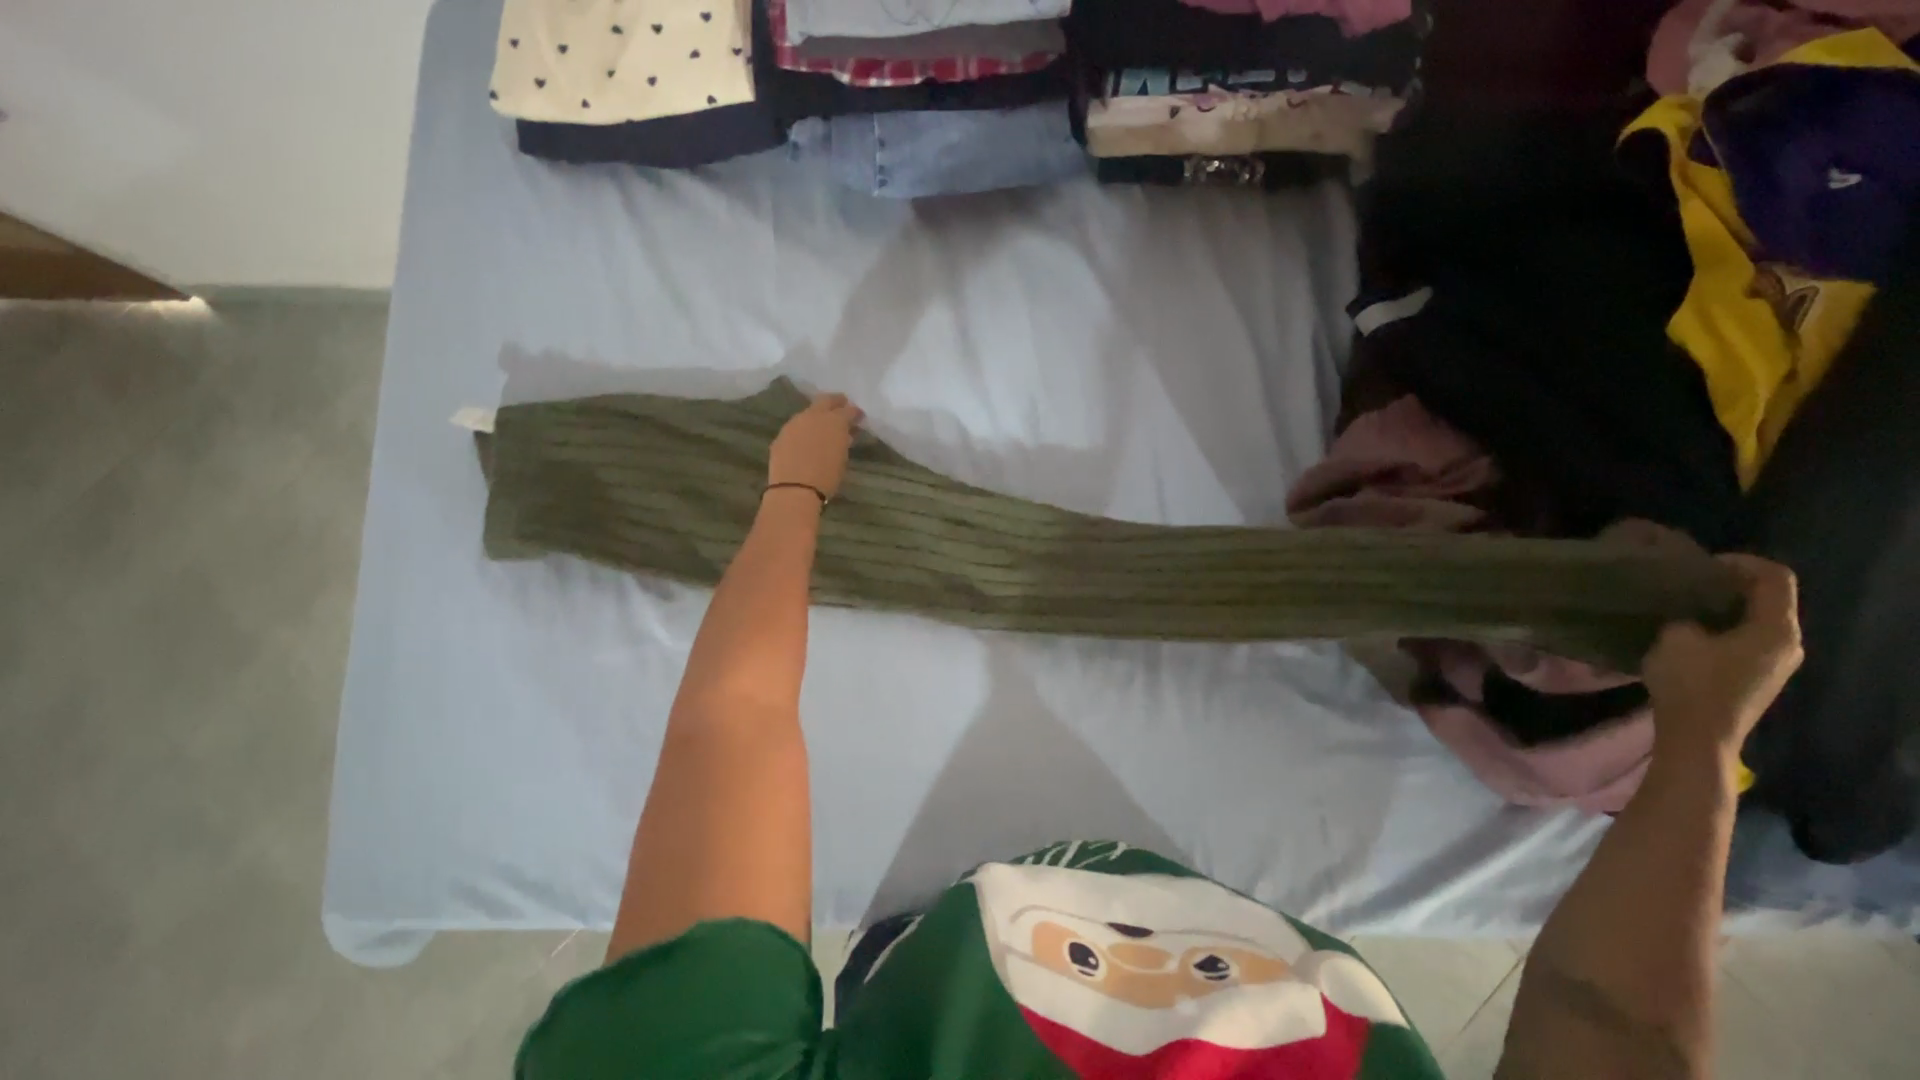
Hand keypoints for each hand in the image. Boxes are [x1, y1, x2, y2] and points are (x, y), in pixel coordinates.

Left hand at [767, 393, 861, 498]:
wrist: (795, 490)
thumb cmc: (827, 477)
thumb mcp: (842, 458)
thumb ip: (842, 442)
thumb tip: (844, 435)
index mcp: (834, 421)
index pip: (848, 410)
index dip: (854, 413)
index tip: (858, 417)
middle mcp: (813, 416)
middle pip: (825, 401)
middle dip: (835, 402)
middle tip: (841, 406)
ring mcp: (794, 424)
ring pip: (808, 413)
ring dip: (816, 417)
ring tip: (821, 427)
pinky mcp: (781, 435)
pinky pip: (795, 428)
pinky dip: (802, 431)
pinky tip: (804, 441)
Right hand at [1642, 554, 1802, 760]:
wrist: (1698, 739)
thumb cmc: (1691, 684)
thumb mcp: (1675, 638)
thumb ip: (1685, 616)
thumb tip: (1687, 615)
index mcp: (1776, 629)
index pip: (1774, 577)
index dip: (1741, 562)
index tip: (1702, 566)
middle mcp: (1788, 643)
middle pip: (1770, 599)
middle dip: (1731, 586)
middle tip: (1691, 584)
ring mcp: (1778, 664)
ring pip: (1759, 621)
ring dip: (1726, 609)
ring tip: (1686, 608)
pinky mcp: (1760, 679)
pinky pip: (1750, 641)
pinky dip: (1726, 629)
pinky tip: (1693, 636)